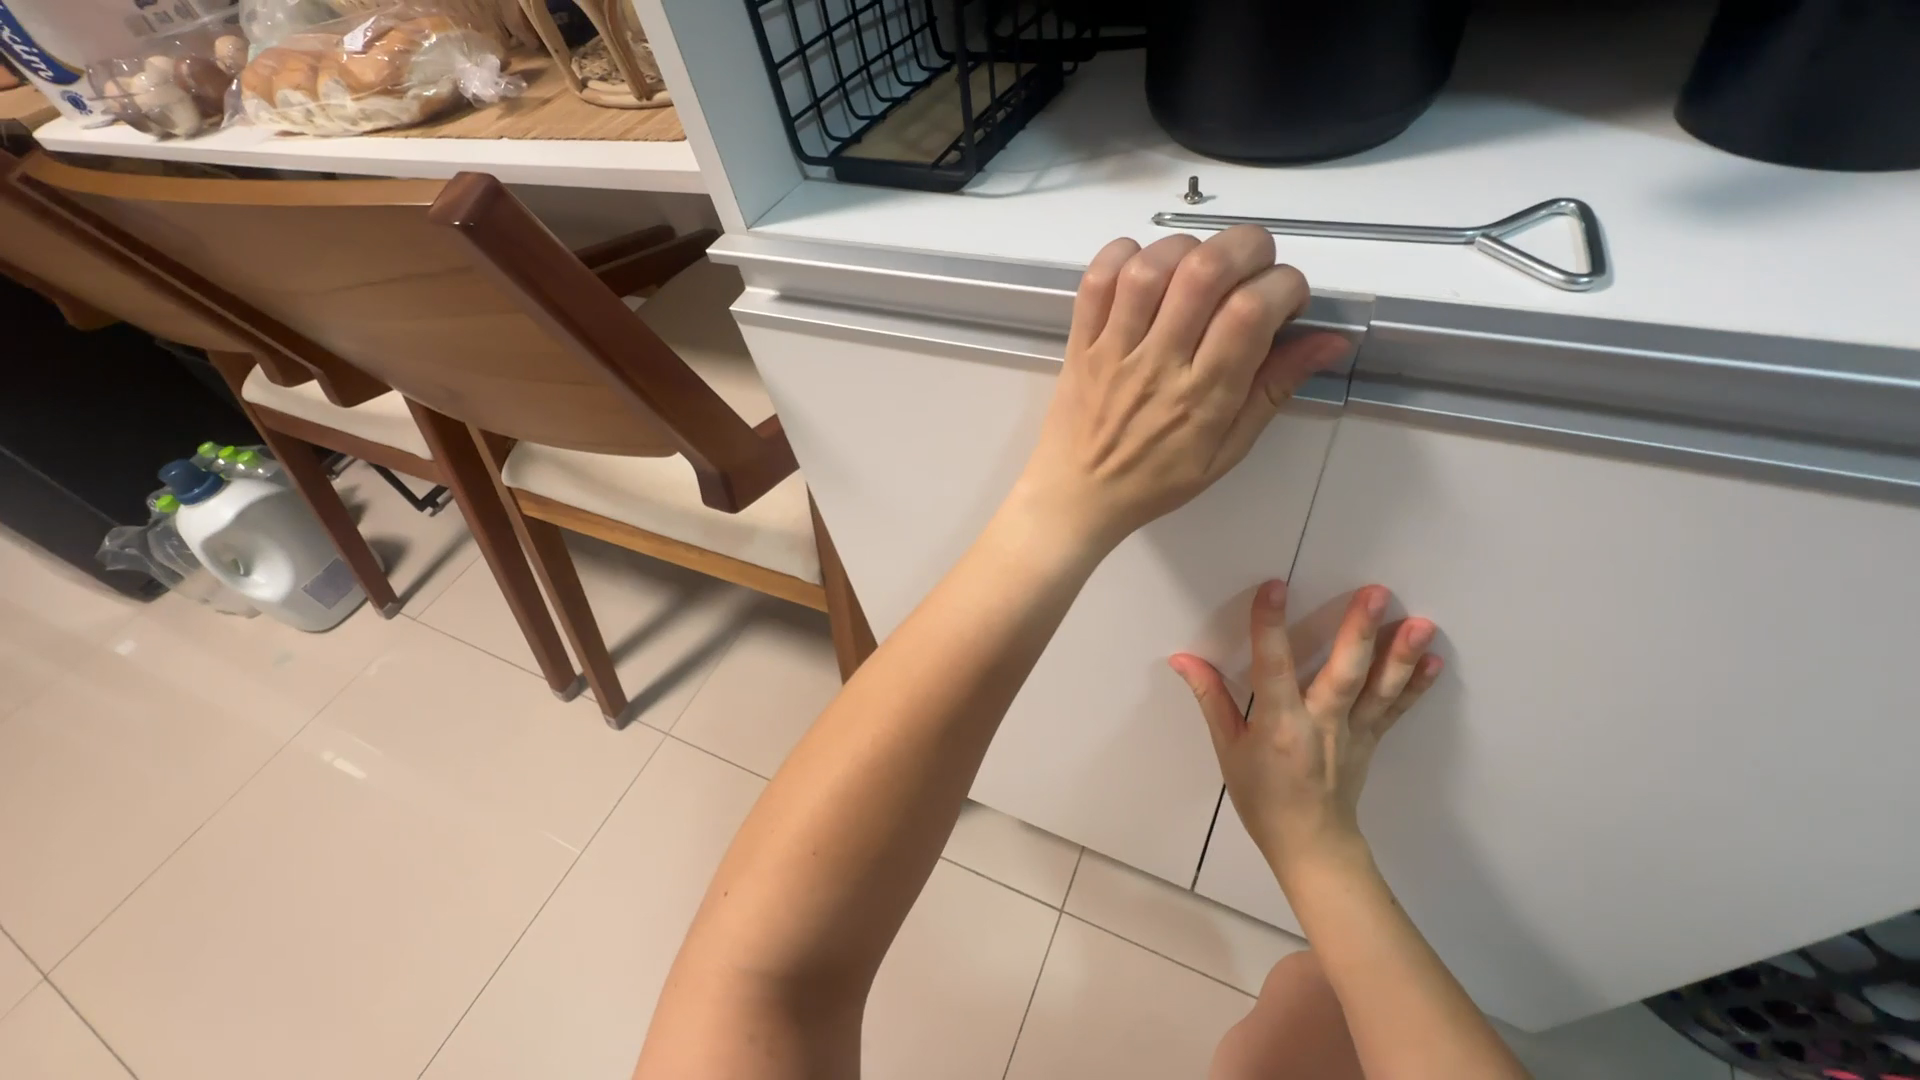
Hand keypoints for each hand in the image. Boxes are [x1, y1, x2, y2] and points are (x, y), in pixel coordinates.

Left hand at [1011, 227, 1347, 550]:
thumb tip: (1329, 341)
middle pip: (1205, 272)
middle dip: (1246, 246)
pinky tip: (1146, 268)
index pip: (1251, 312)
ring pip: (1151, 267)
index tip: (1287, 298)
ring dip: (1187, 248)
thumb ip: (1274, 390)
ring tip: (1200, 268)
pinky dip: (1123, 255)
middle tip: (1254, 265)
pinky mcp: (1080, 341)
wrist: (1077, 496)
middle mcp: (1159, 364)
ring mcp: (1114, 349)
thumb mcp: (1227, 450)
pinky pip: (1096, 280)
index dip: (1284, 285)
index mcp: (1203, 396)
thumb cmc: (1155, 480)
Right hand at [1172, 582, 1441, 881]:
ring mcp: (1352, 733)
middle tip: (1375, 593)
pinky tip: (1435, 660)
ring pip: (1378, 689)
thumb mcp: (1227, 748)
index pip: (1272, 667)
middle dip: (1359, 632)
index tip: (1274, 587)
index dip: (1270, 626)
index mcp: (1278, 725)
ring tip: (1420, 622)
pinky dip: (1417, 686)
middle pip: (1342, 674)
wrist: (1310, 843)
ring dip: (1400, 655)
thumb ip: (1211, 698)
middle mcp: (1320, 724)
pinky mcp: (1372, 740)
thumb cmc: (1261, 797)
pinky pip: (1395, 709)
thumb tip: (1183, 658)